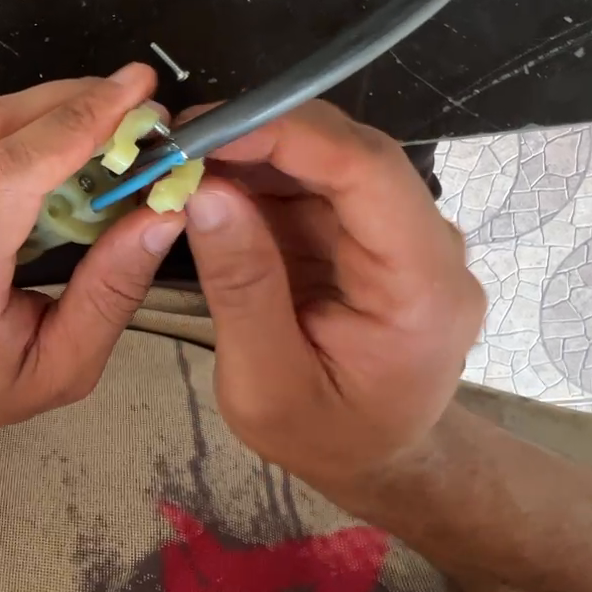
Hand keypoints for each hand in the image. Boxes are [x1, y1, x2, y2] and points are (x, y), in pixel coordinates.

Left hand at [0, 64, 188, 448]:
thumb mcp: (63, 365)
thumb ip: (110, 293)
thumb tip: (164, 214)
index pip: (8, 177)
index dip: (73, 126)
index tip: (137, 95)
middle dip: (75, 98)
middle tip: (144, 96)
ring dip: (57, 101)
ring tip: (122, 108)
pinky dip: (36, 119)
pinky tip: (80, 130)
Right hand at [183, 101, 483, 501]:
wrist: (374, 459)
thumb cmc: (324, 434)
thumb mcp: (265, 381)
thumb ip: (241, 287)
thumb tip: (200, 192)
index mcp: (420, 283)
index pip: (366, 171)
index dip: (285, 134)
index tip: (201, 133)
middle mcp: (420, 240)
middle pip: (346, 149)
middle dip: (256, 131)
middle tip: (171, 143)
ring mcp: (388, 229)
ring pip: (320, 153)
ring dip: (244, 148)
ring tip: (173, 161)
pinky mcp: (352, 228)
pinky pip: (301, 178)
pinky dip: (245, 171)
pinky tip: (198, 180)